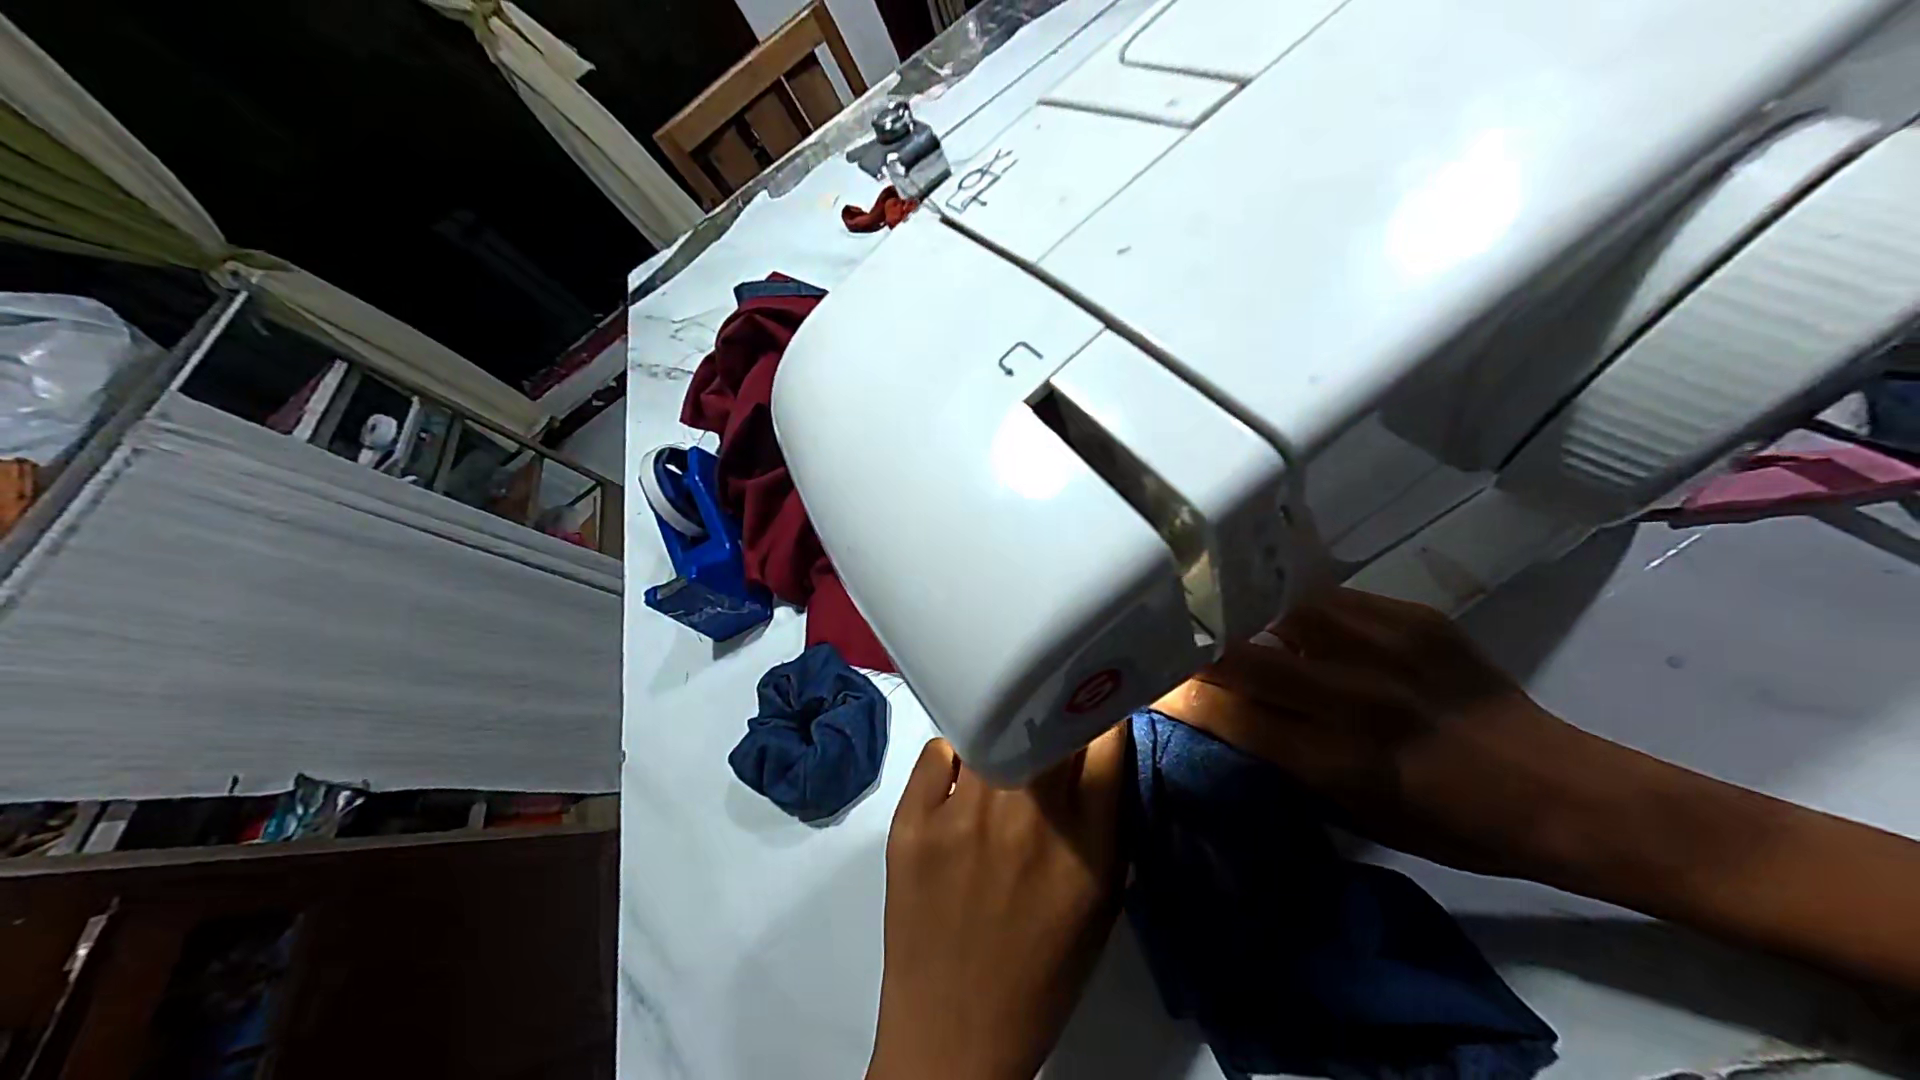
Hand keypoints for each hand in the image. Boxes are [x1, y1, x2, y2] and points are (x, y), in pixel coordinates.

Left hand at [868, 728, 1127, 1079]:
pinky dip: (952, 756)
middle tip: (1046, 720)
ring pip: (988, 724)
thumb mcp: (1101, 900)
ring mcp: (962, 813)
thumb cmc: (1042, 971)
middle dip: (1053, 712)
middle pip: (1046, 719)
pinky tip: (957, 783)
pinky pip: (937, 751)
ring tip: (1000, 750)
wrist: (956, 1030)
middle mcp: (1026, 815)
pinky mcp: (910, 821)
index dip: (1100, 712)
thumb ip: (1107, 821)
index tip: (1092, 706)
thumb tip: (1101, 749)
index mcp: (1085, 842)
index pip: (1104, 738)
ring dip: (1001, 731)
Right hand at [1153, 587, 1600, 878]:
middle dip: (1192, 649)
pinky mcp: (1413, 617)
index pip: (1226, 714)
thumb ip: (1279, 761)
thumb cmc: (1448, 825)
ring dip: (1239, 614)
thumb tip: (1216, 717)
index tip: (1149, 684)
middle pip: (1241, 657)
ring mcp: (1387, 648)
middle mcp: (1356, 698)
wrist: (1559, 791)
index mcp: (1338, 760)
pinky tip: (1284, 612)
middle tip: (1165, 640)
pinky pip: (1327, 597)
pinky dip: (1293, 607)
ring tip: (1214, 611)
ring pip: (1277, 610)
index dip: (1177, 697)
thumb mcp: (1352, 814)